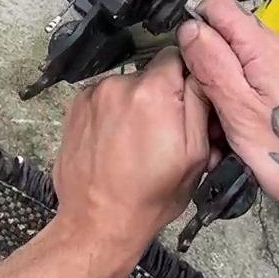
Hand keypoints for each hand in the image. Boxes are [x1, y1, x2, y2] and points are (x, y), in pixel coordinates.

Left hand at [51, 48, 211, 277]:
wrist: (97, 222)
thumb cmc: (148, 197)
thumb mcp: (195, 154)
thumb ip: (201, 104)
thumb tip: (202, 70)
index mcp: (154, 92)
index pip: (178, 55)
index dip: (188, 78)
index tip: (189, 101)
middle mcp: (120, 85)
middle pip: (153, 73)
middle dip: (163, 96)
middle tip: (165, 132)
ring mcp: (94, 94)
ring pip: (129, 86)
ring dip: (136, 105)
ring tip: (138, 142)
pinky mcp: (76, 106)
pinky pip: (105, 98)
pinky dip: (113, 113)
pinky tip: (117, 142)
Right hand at [176, 0, 278, 216]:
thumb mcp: (237, 109)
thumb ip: (212, 64)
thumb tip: (189, 28)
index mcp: (263, 47)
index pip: (217, 4)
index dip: (195, 26)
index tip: (189, 59)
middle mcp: (276, 47)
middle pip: (225, 27)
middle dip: (205, 53)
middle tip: (205, 94)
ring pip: (234, 50)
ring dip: (219, 74)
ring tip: (220, 110)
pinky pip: (247, 71)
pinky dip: (235, 87)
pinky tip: (235, 115)